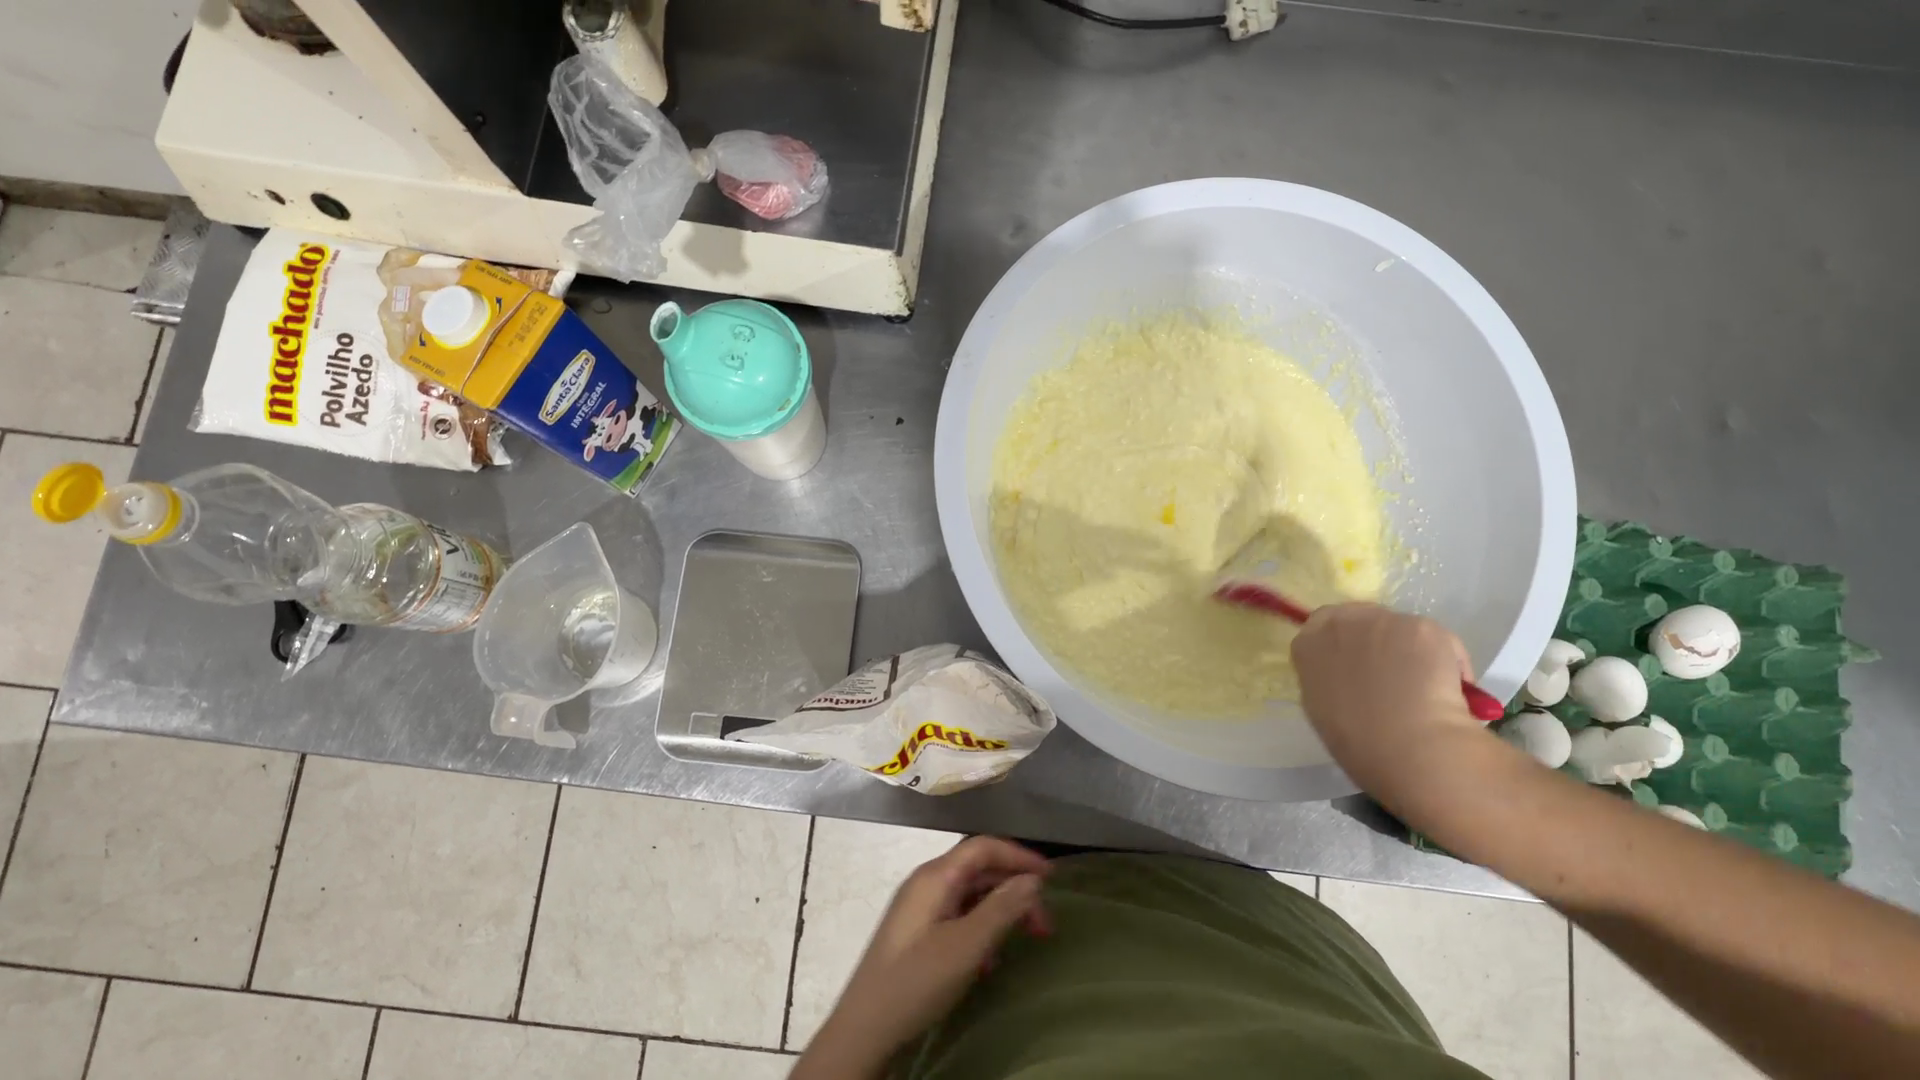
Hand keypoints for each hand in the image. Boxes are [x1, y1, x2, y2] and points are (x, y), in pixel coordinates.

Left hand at [800, 837, 1050, 1076]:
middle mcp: (926, 883)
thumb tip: (1033, 879)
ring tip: (1026, 939)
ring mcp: (919, 907)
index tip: (1052, 879)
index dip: (1020, 856)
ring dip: (1002, 912)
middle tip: (1045, 924)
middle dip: (1016, 890)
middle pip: (979, 870)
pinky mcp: (917, 932)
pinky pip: (958, 916)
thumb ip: (1002, 908)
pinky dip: (982, 929)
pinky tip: (991, 960)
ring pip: (971, 894)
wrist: (866, 1027)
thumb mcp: (967, 945)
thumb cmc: (918, 980)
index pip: (983, 847)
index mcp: (935, 876)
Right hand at [1290, 603, 1484, 796]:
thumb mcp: (1320, 708)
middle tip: (1390, 673)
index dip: (1341, 645)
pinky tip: (1445, 689)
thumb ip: (1325, 678)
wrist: (1410, 745)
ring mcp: (1385, 620)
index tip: (1353, 666)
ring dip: (1407, 649)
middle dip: (1374, 639)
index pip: (1320, 626)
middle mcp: (1342, 622)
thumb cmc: (1357, 740)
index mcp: (1309, 644)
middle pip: (1359, 619)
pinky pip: (1432, 641)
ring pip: (1398, 629)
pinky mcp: (1425, 627)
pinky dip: (1442, 660)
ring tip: (1421, 686)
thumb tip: (1344, 675)